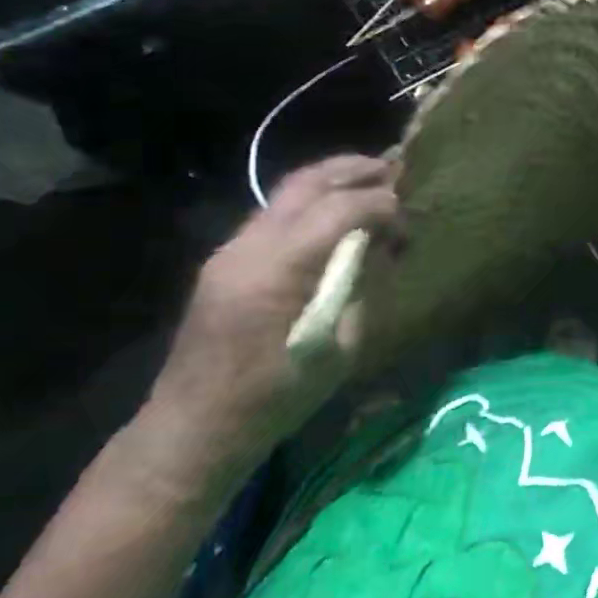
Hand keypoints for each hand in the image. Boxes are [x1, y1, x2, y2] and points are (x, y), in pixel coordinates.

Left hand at [146, 155, 398, 460]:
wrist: (192, 428)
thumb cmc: (272, 402)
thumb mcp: (335, 355)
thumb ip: (360, 292)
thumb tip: (380, 250)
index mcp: (276, 271)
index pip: (335, 210)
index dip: (378, 205)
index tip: (405, 219)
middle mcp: (249, 246)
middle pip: (305, 183)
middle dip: (352, 170)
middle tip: (392, 169)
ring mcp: (231, 248)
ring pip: (285, 192)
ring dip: (330, 181)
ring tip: (369, 182)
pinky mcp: (226, 259)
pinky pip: (274, 214)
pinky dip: (310, 204)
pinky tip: (333, 216)